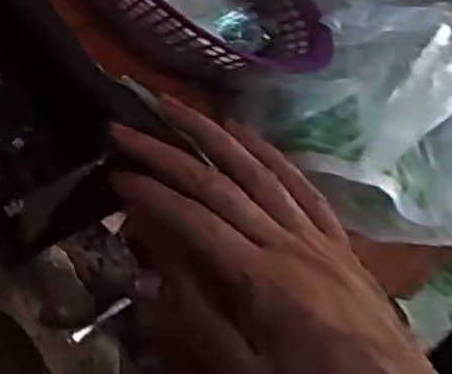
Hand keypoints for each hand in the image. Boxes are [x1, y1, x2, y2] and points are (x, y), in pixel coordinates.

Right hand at [109, 98, 430, 373]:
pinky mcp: (340, 247)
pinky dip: (269, 155)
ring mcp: (320, 244)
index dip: (147, 193)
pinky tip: (240, 130)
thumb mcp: (245, 363)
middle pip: (216, 185)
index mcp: (266, 281)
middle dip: (161, 152)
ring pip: (257, 172)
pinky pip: (304, 191)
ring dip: (209, 133)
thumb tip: (148, 242)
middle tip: (118, 129)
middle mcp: (291, 249)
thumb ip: (193, 303)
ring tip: (171, 104)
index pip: (192, 218)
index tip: (111, 176)